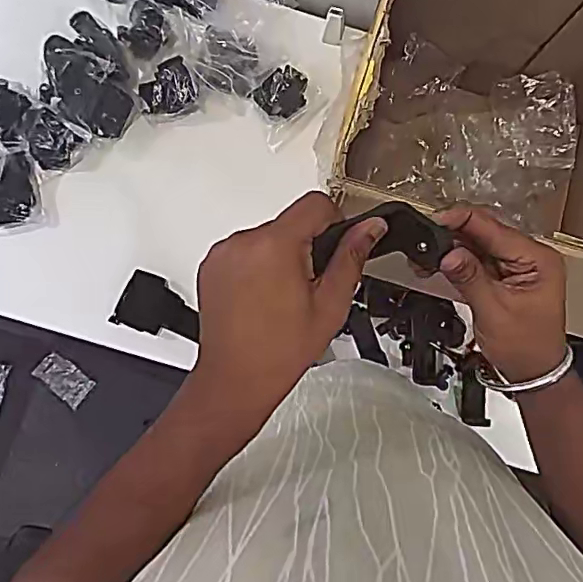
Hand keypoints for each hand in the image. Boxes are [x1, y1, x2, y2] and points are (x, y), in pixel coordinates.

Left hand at [191, 191, 385, 423]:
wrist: (237, 378)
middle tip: (310, 286)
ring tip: (284, 297)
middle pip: (290, 222)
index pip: (315, 203)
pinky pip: (244, 250)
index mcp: (276, 246)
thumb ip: (352, 257)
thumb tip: (371, 228)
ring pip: (268, 236)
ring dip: (281, 256)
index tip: (335, 246)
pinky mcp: (212, 265)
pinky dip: (258, 266)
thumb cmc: (279, 351)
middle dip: (306, 246)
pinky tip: (264, 298)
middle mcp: (243, 243)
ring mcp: (223, 253)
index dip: (335, 222)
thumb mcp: (331, 303)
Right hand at [435, 206, 568, 382]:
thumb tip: (449, 253)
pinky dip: (459, 262)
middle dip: (453, 234)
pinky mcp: (505, 276)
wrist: (534, 373)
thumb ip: (470, 278)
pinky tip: (441, 264)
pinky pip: (479, 260)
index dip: (461, 221)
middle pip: (485, 233)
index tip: (435, 220)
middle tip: (424, 238)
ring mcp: (517, 266)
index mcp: (537, 259)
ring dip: (452, 248)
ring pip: (478, 245)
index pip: (494, 228)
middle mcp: (530, 257)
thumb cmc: (528, 347)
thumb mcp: (494, 311)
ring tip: (427, 255)